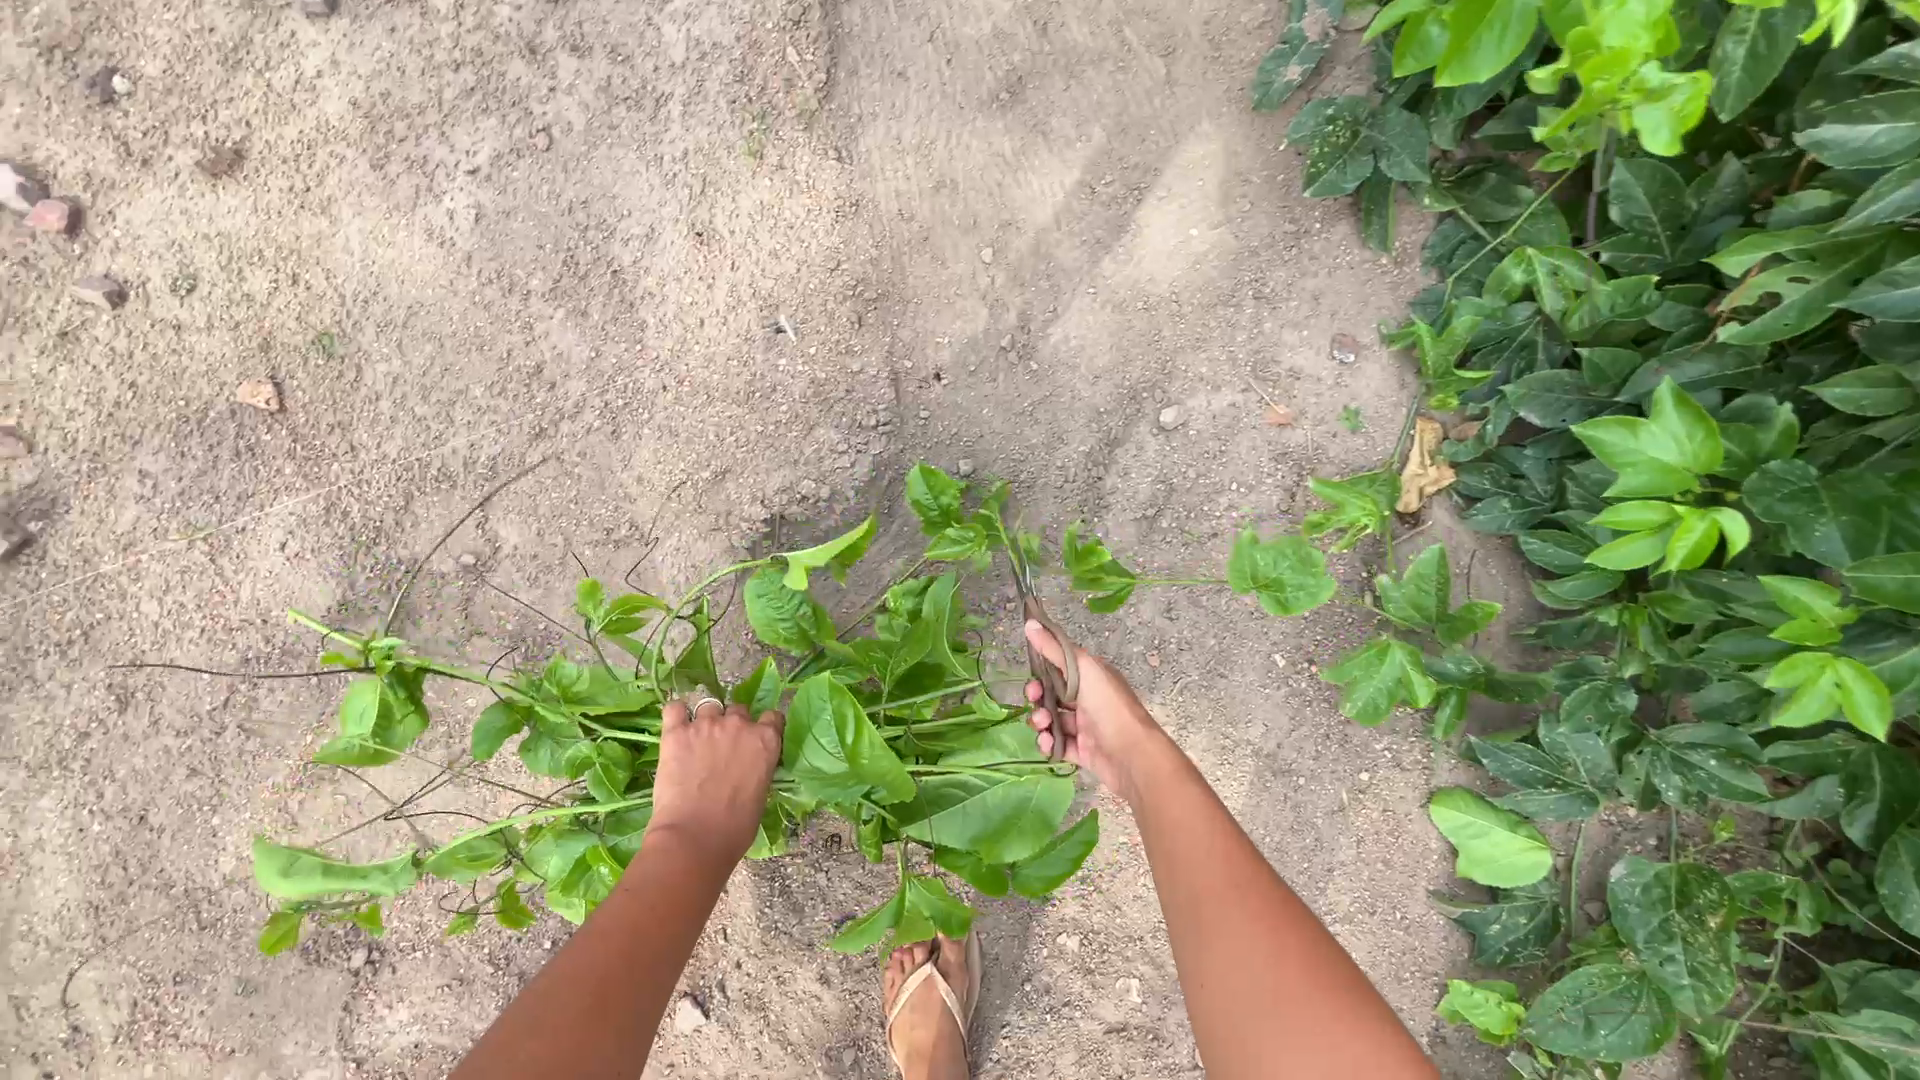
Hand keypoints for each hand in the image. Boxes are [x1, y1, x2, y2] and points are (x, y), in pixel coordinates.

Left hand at [644, 699, 784, 864]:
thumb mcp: (760, 794)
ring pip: (710, 706)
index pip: (772, 717)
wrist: (695, 837)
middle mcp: (739, 725)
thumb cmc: (735, 827)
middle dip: (733, 723)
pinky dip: (676, 713)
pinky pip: (675, 708)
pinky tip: (676, 725)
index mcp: (766, 741)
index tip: (756, 737)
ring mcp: (707, 725)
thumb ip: (757, 769)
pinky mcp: (676, 733)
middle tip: (724, 746)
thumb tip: (747, 769)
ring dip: (707, 719)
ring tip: (698, 739)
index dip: (764, 726)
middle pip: (739, 709)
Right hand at [1024, 620, 1170, 803]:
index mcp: (1092, 677)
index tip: (1031, 676)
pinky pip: (1058, 744)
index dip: (1042, 671)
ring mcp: (1085, 726)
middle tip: (1035, 701)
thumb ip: (1054, 649)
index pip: (1061, 668)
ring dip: (1041, 721)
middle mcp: (1089, 699)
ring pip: (1053, 720)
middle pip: (1053, 695)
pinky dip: (1049, 744)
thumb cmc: (1109, 706)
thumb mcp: (1083, 670)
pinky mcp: (1082, 751)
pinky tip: (1048, 743)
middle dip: (1038, 697)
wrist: (1132, 754)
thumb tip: (1030, 623)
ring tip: (1043, 726)